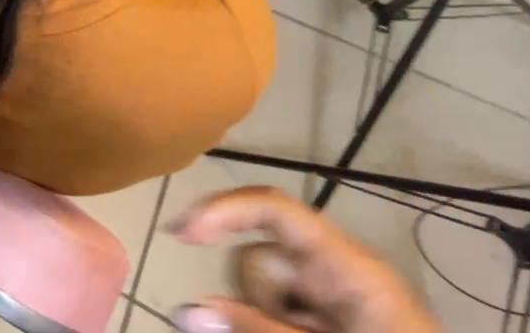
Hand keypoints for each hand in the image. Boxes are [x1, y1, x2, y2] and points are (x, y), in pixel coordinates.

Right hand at [166, 187, 439, 332]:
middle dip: (253, 298)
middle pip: (260, 257)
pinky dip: (269, 325)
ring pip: (263, 289)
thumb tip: (184, 311)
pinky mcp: (330, 320)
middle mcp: (337, 273)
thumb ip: (259, 329)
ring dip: (264, 318)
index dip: (222, 209)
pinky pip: (277, 311)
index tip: (179, 237)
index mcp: (349, 267)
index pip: (274, 208)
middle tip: (282, 332)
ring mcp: (336, 300)